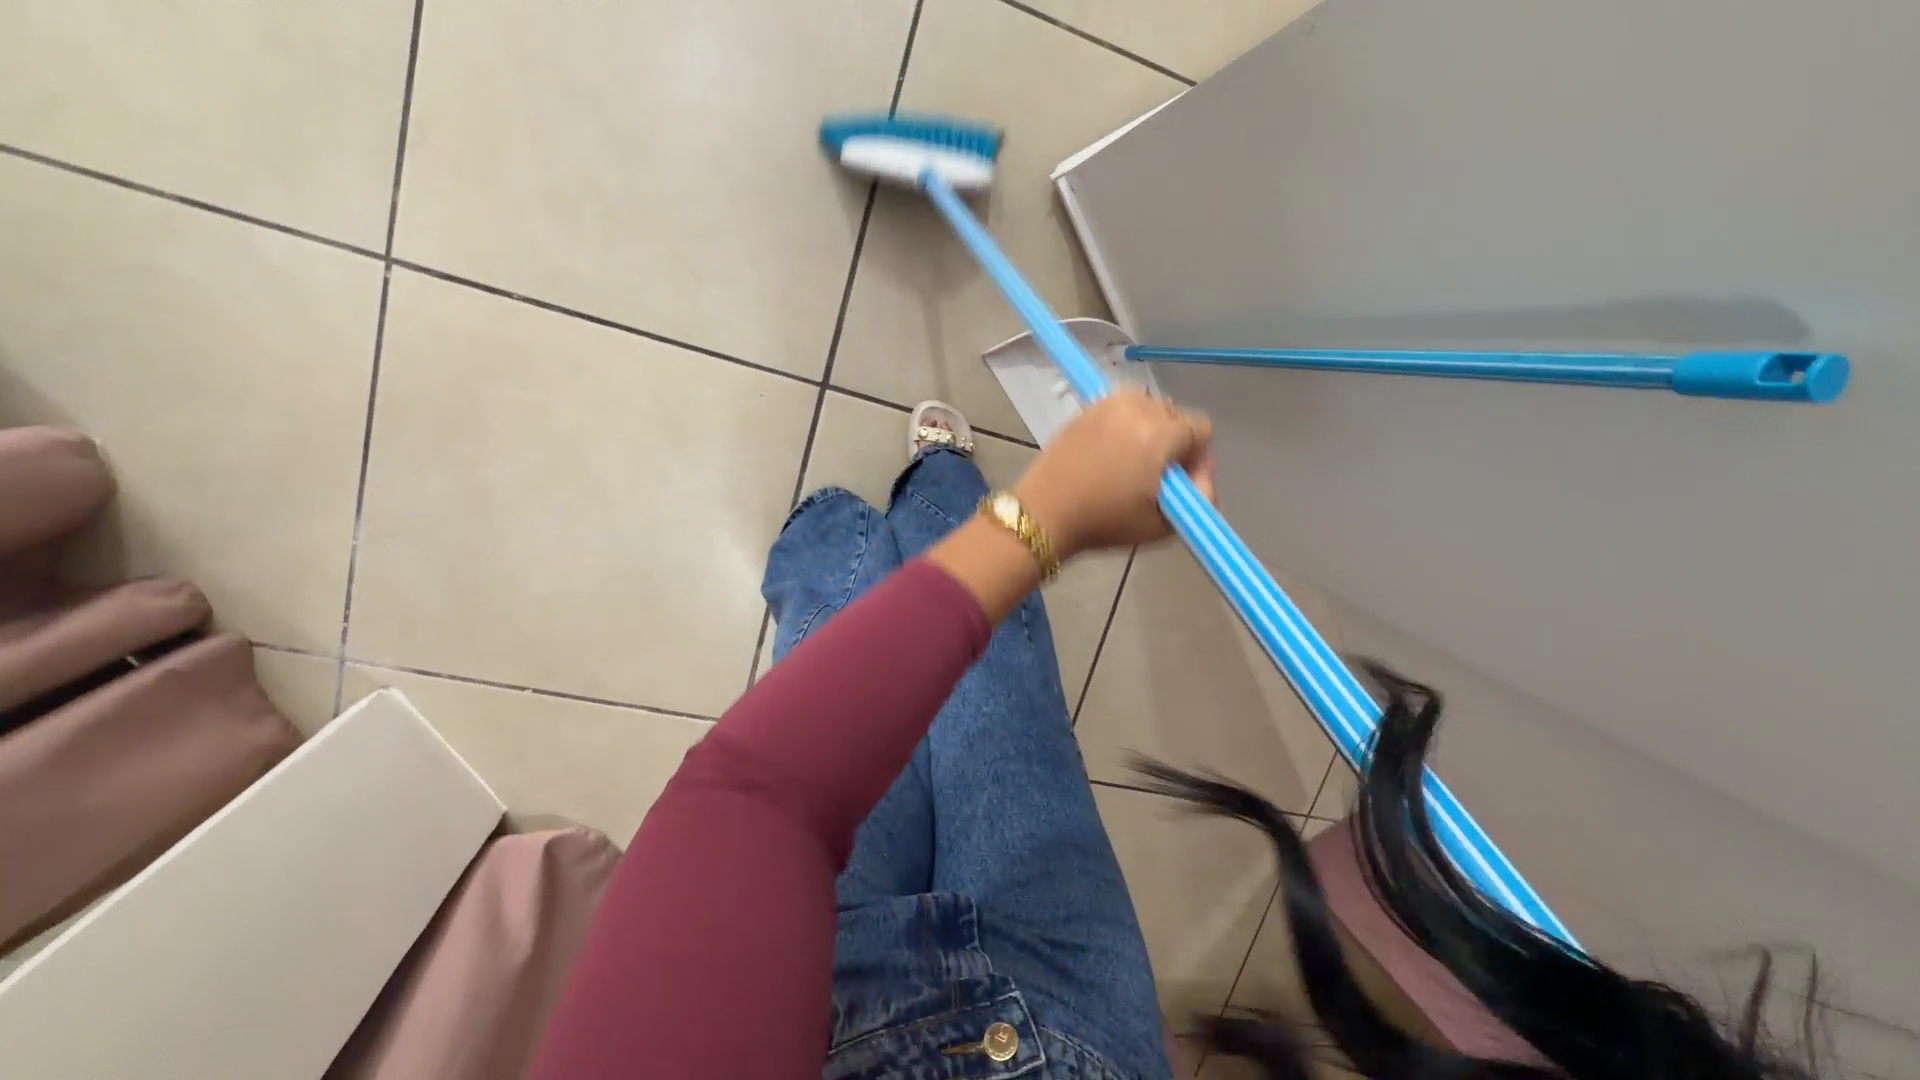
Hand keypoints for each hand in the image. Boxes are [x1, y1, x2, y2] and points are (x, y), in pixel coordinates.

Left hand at [1011, 387, 1215, 559]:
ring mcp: (1108, 403)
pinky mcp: (1086, 408)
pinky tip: (1111, 451)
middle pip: (1174, 415)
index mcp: (1160, 433)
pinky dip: (1124, 423)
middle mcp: (1137, 408)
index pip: (1201, 429)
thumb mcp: (1163, 523)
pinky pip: (1120, 407)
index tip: (1182, 481)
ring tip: (1133, 461)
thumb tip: (1200, 476)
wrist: (1045, 512)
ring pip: (1147, 406)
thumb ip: (1198, 497)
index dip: (1198, 457)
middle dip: (1173, 442)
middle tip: (1157, 474)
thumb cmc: (1105, 521)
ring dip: (1149, 429)